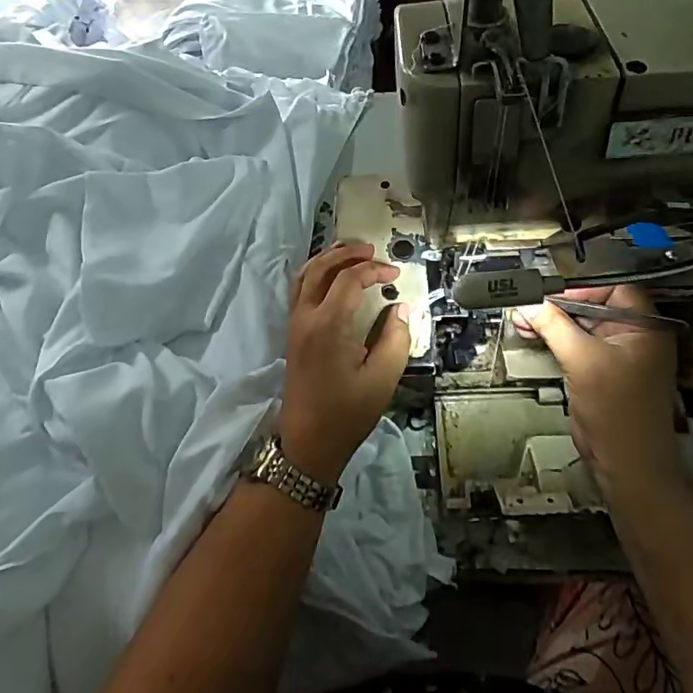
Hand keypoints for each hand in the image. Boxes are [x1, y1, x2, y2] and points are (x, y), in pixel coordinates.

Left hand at [281, 243, 411, 481]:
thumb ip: (395, 338)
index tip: (395, 275)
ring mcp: (294, 325)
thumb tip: (399, 309)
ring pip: (305, 275)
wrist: (308, 443)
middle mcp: (305, 318)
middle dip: (347, 253)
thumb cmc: (347, 413)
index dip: (374, 269)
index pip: (348, 279)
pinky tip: (334, 278)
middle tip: (373, 250)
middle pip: (320, 268)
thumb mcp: (382, 378)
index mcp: (327, 326)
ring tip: (353, 254)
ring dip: (328, 259)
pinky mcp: (293, 334)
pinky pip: (300, 289)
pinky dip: (317, 273)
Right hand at [512, 285, 683, 492]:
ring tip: (526, 321)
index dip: (580, 288)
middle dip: (559, 305)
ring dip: (554, 322)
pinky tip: (535, 335)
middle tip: (531, 306)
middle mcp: (636, 335)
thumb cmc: (621, 415)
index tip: (550, 294)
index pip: (612, 287)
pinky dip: (557, 339)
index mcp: (645, 325)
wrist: (626, 463)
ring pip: (582, 325)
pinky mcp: (602, 370)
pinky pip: (578, 345)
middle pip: (594, 304)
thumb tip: (531, 303)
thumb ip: (554, 326)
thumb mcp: (583, 360)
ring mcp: (619, 353)